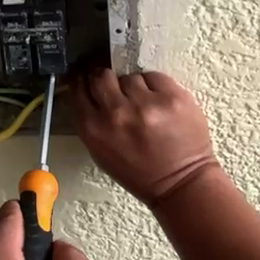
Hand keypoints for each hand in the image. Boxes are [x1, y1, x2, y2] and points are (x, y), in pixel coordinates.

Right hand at [77, 69, 220, 205]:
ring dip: (134, 88)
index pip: (79, 90)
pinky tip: (159, 103)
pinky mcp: (172, 97)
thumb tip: (85, 89)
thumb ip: (91, 121)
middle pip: (102, 77)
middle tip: (116, 90)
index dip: (83, 82)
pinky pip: (154, 76)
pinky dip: (154, 86)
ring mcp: (146, 104)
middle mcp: (117, 114)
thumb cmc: (139, 172)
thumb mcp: (100, 152)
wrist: (180, 183)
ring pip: (130, 77)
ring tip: (143, 105)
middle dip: (107, 81)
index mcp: (95, 130)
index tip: (88, 80)